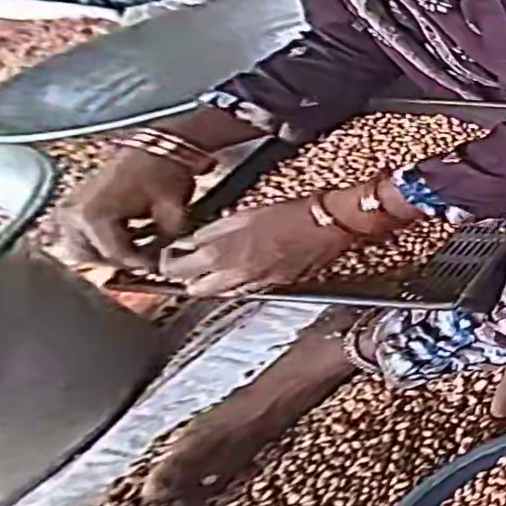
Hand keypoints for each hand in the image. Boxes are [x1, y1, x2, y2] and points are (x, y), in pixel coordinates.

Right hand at [61, 149, 198, 269]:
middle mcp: (71, 216)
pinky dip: (101, 239)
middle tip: (149, 260)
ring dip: (108, 251)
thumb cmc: (165, 175)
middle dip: (120, 260)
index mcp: (94, 217)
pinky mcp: (71, 205)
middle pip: (88, 255)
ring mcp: (66, 210)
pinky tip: (132, 234)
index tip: (160, 267)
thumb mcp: (173, 209)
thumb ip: (167, 235)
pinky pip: (79, 233)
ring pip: (79, 246)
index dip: (140, 263)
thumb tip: (164, 254)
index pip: (114, 253)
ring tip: (143, 247)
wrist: (155, 149)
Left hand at [158, 199, 352, 297]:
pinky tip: (255, 266)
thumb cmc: (295, 213)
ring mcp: (263, 281)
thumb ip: (212, 232)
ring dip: (220, 281)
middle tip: (198, 263)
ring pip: (225, 292)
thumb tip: (192, 242)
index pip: (175, 270)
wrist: (334, 221)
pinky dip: (248, 280)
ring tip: (228, 264)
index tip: (176, 252)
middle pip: (196, 290)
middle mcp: (239, 273)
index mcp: (223, 254)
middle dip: (194, 277)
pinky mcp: (284, 282)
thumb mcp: (244, 216)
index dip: (171, 261)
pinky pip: (254, 288)